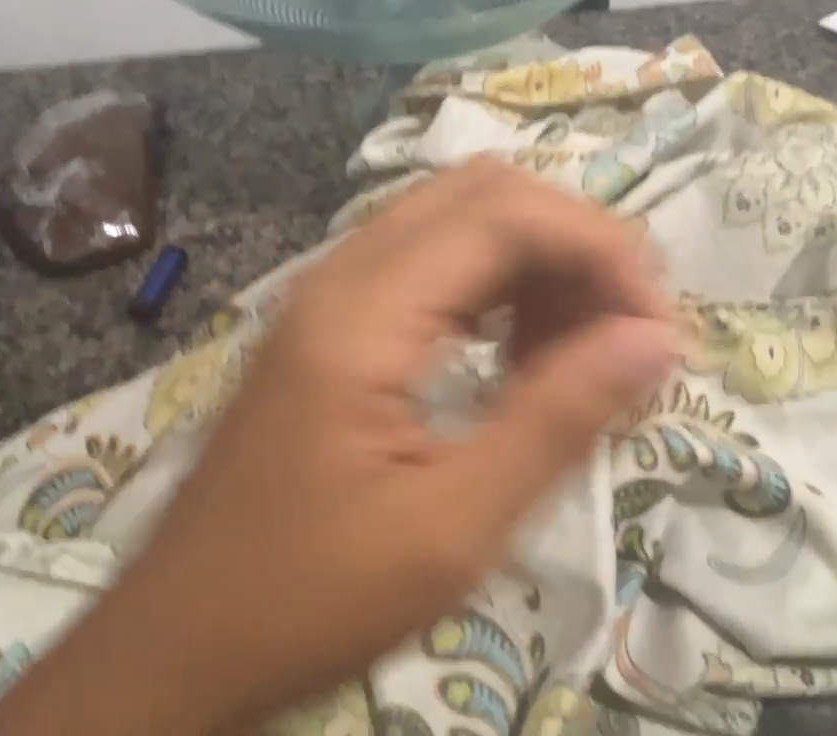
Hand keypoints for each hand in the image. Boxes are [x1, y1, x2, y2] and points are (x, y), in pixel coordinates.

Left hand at [0, 158, 674, 735]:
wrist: (176, 643)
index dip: (602, 251)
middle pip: (485, 194)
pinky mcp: (330, 322)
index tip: (660, 332)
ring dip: (537, 264)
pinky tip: (523, 355)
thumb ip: (557, 419)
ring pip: (459, 220)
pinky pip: (431, 265)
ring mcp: (330, 293)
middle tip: (628, 333)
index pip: (508, 214)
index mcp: (364, 312)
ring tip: (584, 354)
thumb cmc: (308, 598)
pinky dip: (495, 288)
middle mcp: (343, 274)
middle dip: (575, 244)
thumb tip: (655, 341)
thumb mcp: (452, 528)